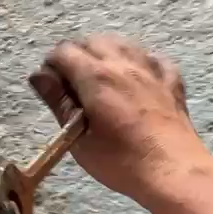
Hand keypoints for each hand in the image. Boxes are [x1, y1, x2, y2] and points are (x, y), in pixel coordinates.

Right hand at [29, 34, 212, 206]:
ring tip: (100, 75)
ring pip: (124, 43)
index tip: (50, 85)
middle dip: (76, 54)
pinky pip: (154, 59)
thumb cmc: (121, 161)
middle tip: (71, 82)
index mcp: (95, 77)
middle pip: (93, 41)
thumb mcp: (78, 138)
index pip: (64, 51)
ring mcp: (151, 71)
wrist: (174, 172)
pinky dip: (141, 62)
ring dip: (106, 52)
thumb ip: (58, 103)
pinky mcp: (172, 84)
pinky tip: (137, 77)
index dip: (52, 64)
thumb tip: (38, 76)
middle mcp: (123, 65)